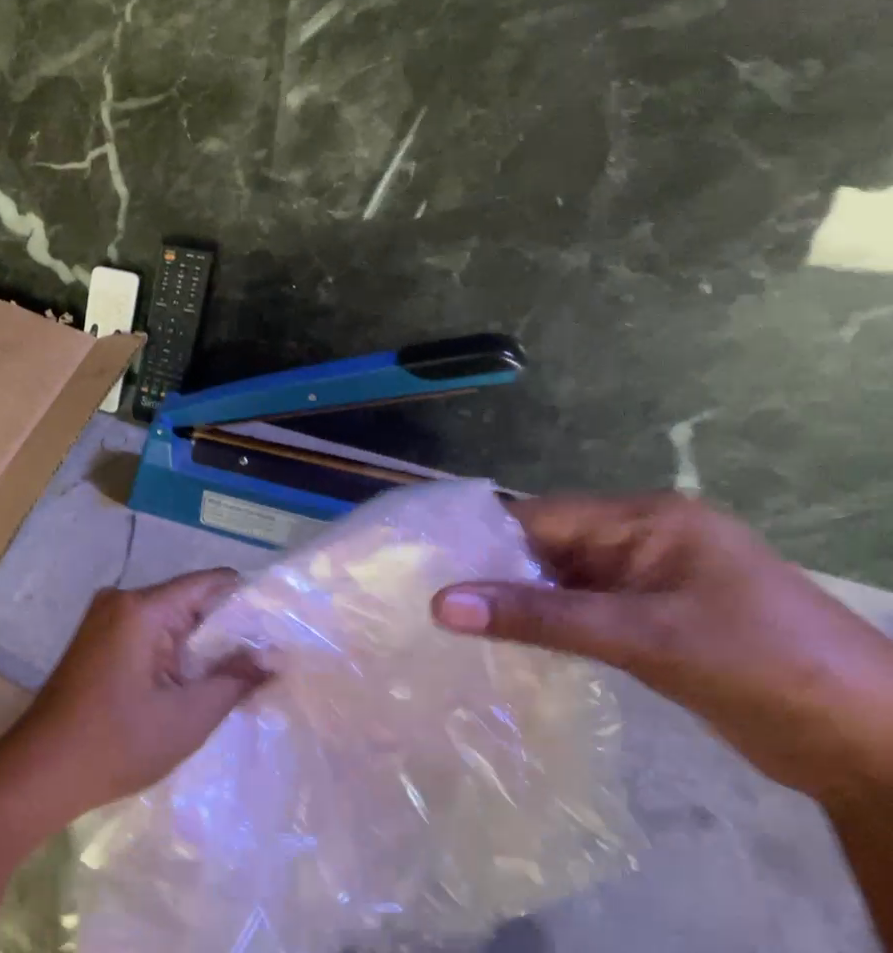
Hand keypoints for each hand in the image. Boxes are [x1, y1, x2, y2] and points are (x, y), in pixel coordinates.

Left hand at [0, 568, 271, 822]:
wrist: (42, 768)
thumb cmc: (117, 743)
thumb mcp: (187, 716)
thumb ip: (233, 680)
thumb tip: (271, 655)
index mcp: (141, 608)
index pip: (209, 584)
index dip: (249, 602)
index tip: (285, 629)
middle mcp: (120, 601)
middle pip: (189, 601)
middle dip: (229, 630)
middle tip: (273, 661)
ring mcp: (104, 621)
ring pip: (170, 622)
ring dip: (202, 647)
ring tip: (245, 676)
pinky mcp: (97, 642)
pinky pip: (149, 636)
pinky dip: (176, 656)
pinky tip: (200, 684)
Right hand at [432, 492, 892, 804]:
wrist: (872, 745)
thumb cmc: (763, 666)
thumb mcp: (643, 637)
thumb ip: (537, 617)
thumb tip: (438, 604)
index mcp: (647, 520)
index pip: (536, 517)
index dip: (477, 542)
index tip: (416, 571)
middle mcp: (642, 541)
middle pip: (542, 548)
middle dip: (489, 576)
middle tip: (421, 604)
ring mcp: (649, 583)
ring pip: (556, 583)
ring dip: (513, 606)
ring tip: (447, 628)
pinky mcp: (653, 621)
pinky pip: (578, 613)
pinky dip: (542, 627)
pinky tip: (502, 648)